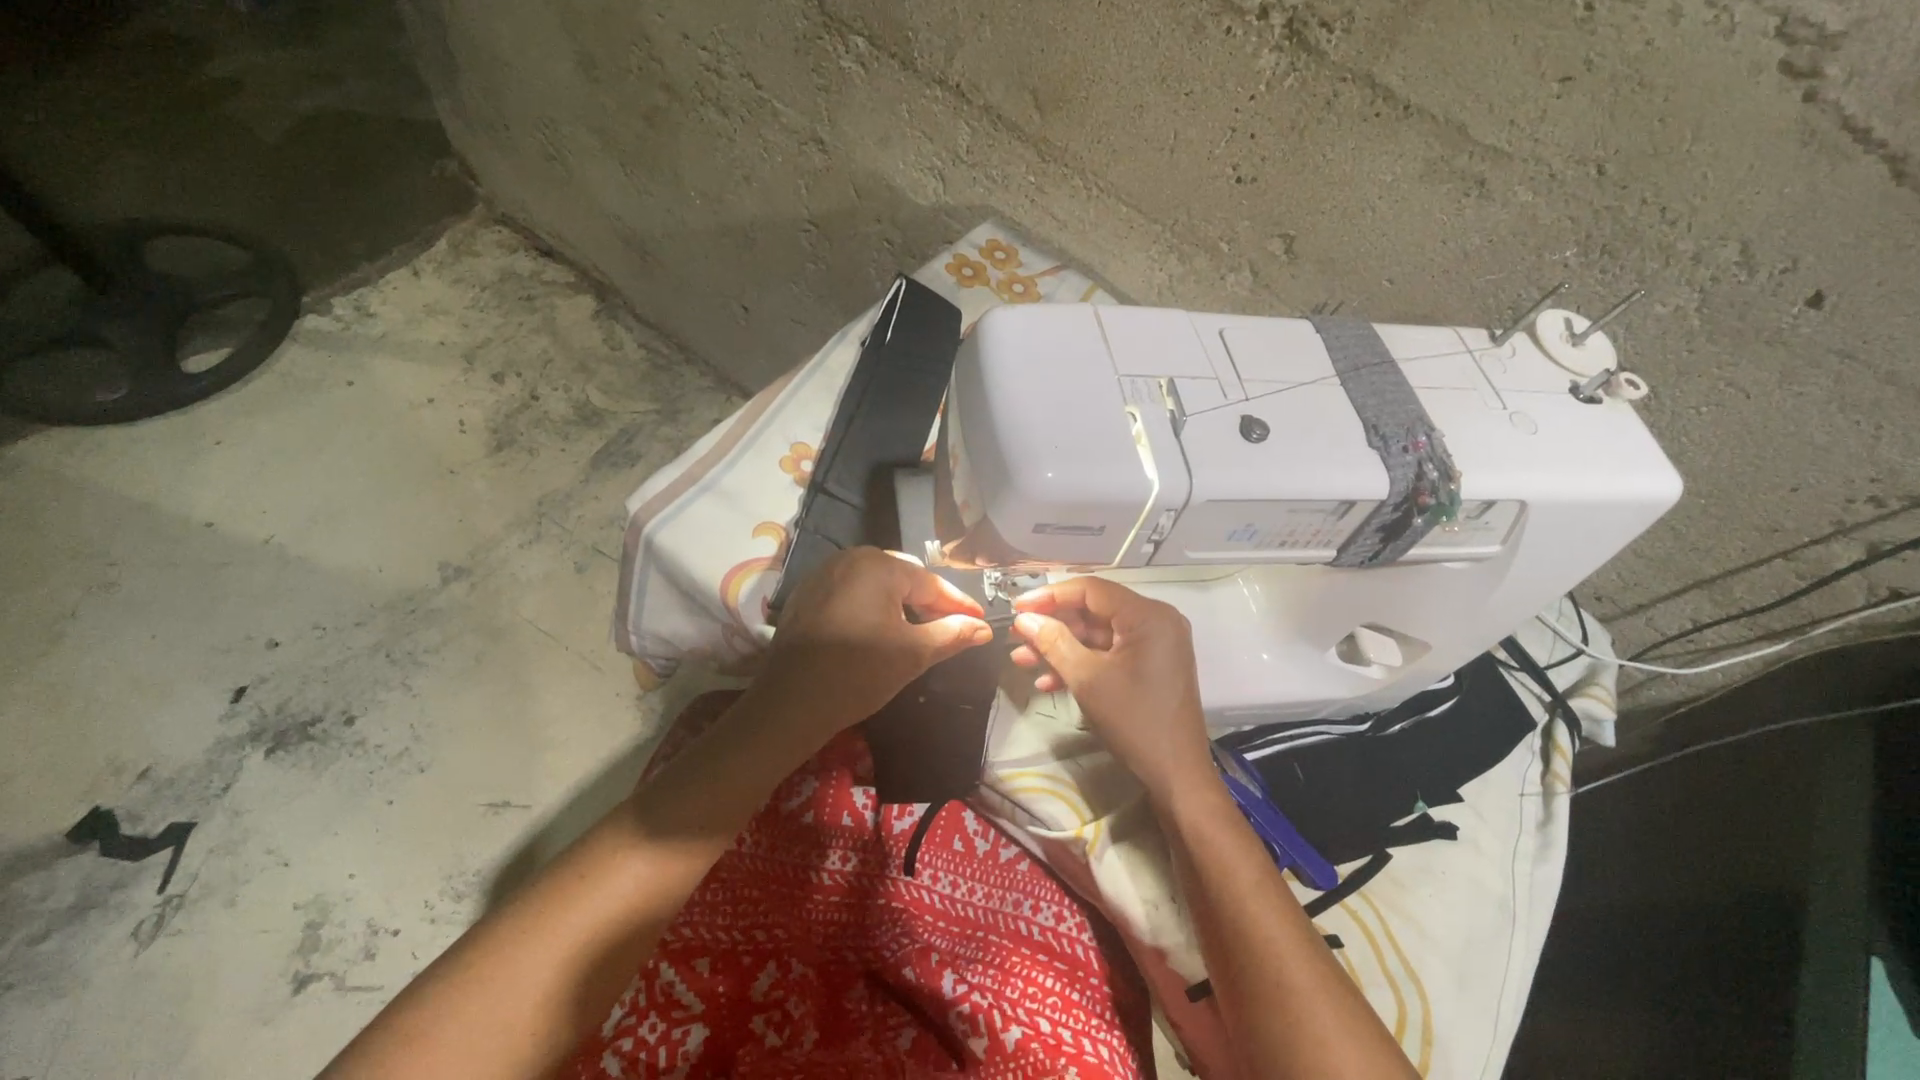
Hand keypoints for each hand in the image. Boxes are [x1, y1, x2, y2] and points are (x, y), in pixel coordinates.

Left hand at [753, 547, 992, 743]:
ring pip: (876, 583)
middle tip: (951, 627)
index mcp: (879, 566)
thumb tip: (983, 629)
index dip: (959, 605)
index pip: (931, 583)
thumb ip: (952, 635)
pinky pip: (851, 592)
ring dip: (901, 604)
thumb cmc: (859, 673)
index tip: (980, 622)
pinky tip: (880, 631)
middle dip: (929, 602)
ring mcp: (824, 574)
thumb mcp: (913, 654)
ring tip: (919, 630)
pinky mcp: (807, 594)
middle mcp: (850, 558)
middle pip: (903, 577)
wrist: (791, 702)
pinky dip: (872, 606)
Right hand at [1009, 577, 1215, 798]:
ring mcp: (1156, 644)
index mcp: (1148, 615)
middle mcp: (1156, 620)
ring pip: (1098, 634)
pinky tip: (1049, 682)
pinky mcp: (1151, 665)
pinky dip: (1081, 663)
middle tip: (1017, 638)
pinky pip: (1110, 653)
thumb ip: (1054, 642)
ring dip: (1061, 647)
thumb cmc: (1134, 721)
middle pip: (1093, 611)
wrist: (1176, 772)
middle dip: (1053, 626)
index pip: (1091, 590)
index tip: (1016, 608)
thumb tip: (1024, 619)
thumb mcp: (1087, 679)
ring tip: (1023, 661)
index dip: (1049, 596)